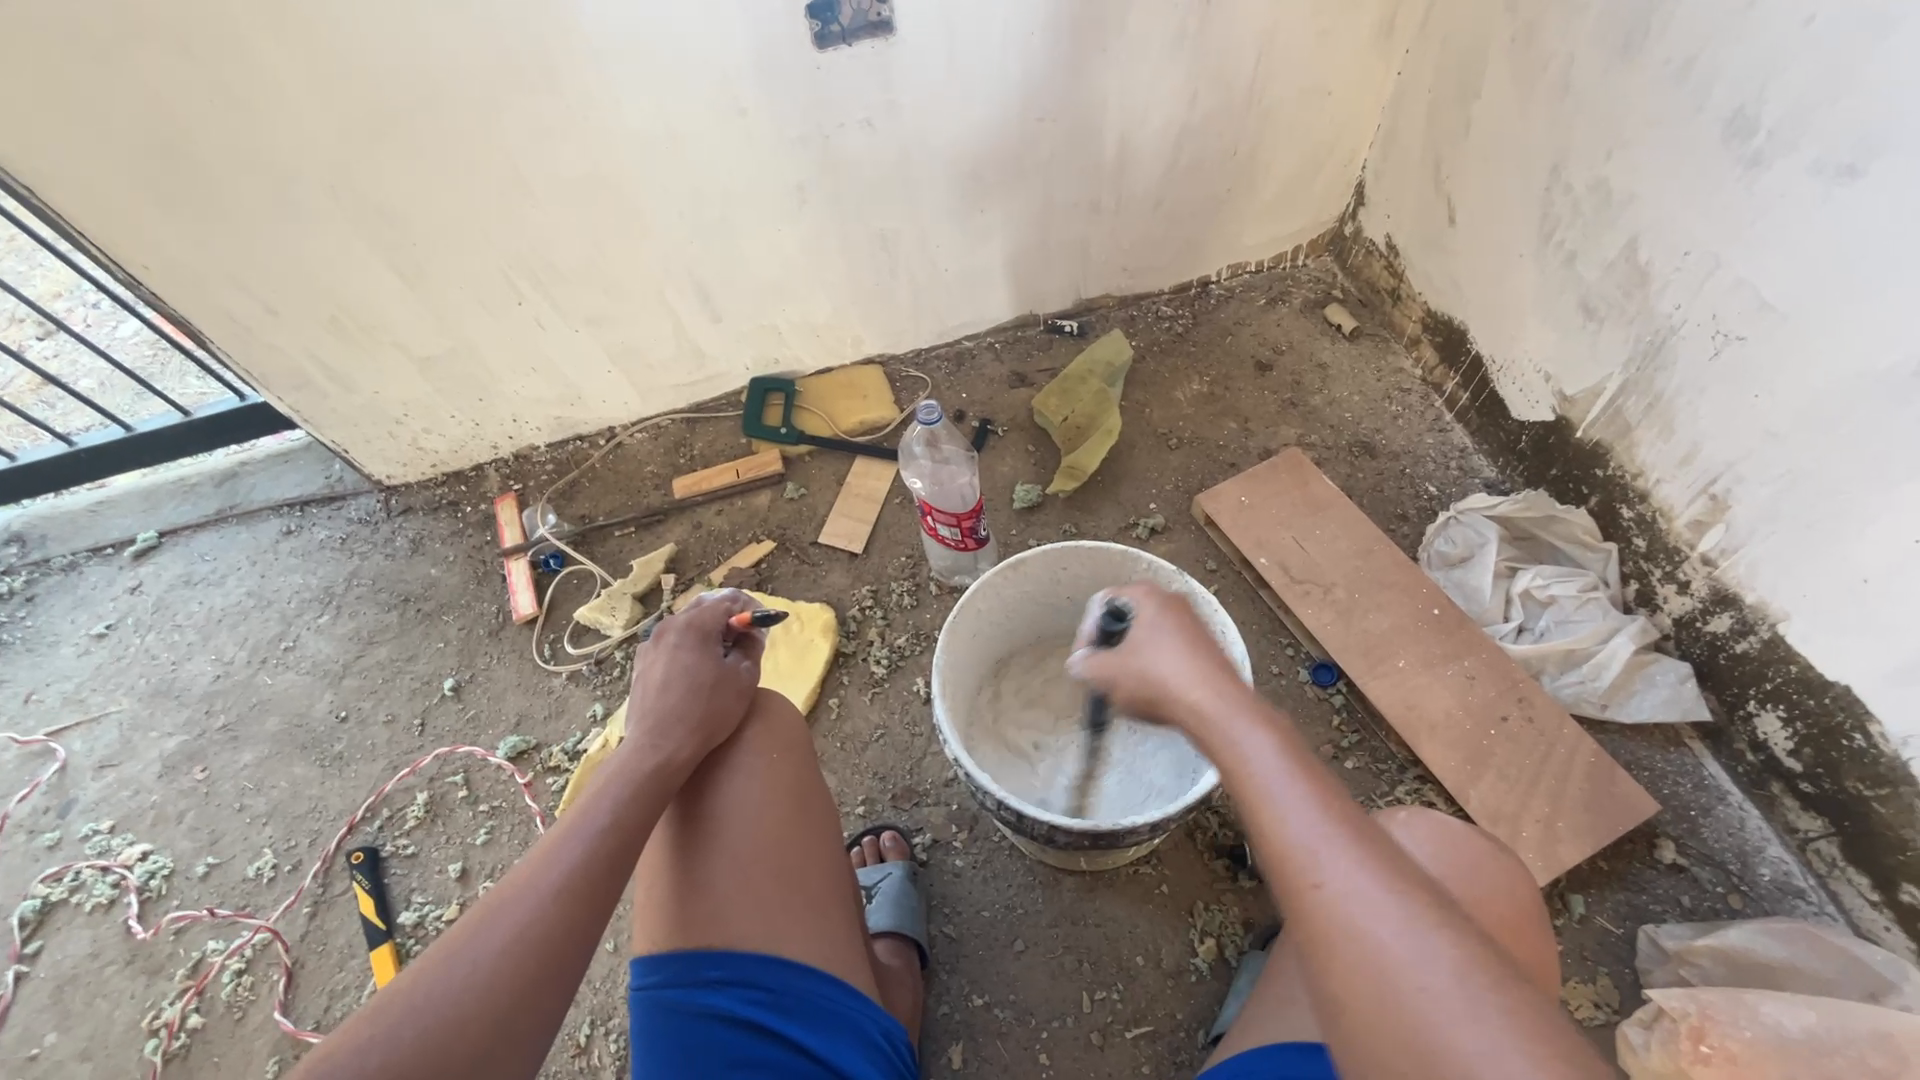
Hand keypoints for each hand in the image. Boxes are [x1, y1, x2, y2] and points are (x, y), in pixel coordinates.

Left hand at [620, 589, 765, 771]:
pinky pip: (672, 644)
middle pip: (705, 608)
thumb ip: (751, 646)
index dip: (751, 610)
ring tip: (723, 658)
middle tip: (747, 640)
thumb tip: (750, 633)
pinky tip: (697, 673)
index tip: (764, 627)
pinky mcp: (642, 664)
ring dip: (709, 632)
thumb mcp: (743, 678)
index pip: (729, 600)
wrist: (658, 748)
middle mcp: (668, 626)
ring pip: (687, 625)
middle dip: (729, 618)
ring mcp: (651, 645)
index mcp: (694, 624)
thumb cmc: (707, 712)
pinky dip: (690, 647)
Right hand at [1065, 584, 1250, 743]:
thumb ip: (1084, 665)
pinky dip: (1153, 669)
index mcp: (1148, 596)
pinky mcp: (1206, 650)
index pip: (1102, 602)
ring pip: (1147, 637)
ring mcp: (1193, 625)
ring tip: (1122, 688)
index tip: (1084, 661)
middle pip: (1126, 619)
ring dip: (1129, 660)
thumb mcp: (1107, 674)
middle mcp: (1173, 601)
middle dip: (1108, 647)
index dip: (1085, 632)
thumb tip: (1077, 664)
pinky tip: (1150, 694)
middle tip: (1100, 673)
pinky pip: (1168, 653)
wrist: (1218, 709)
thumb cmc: (1158, 680)